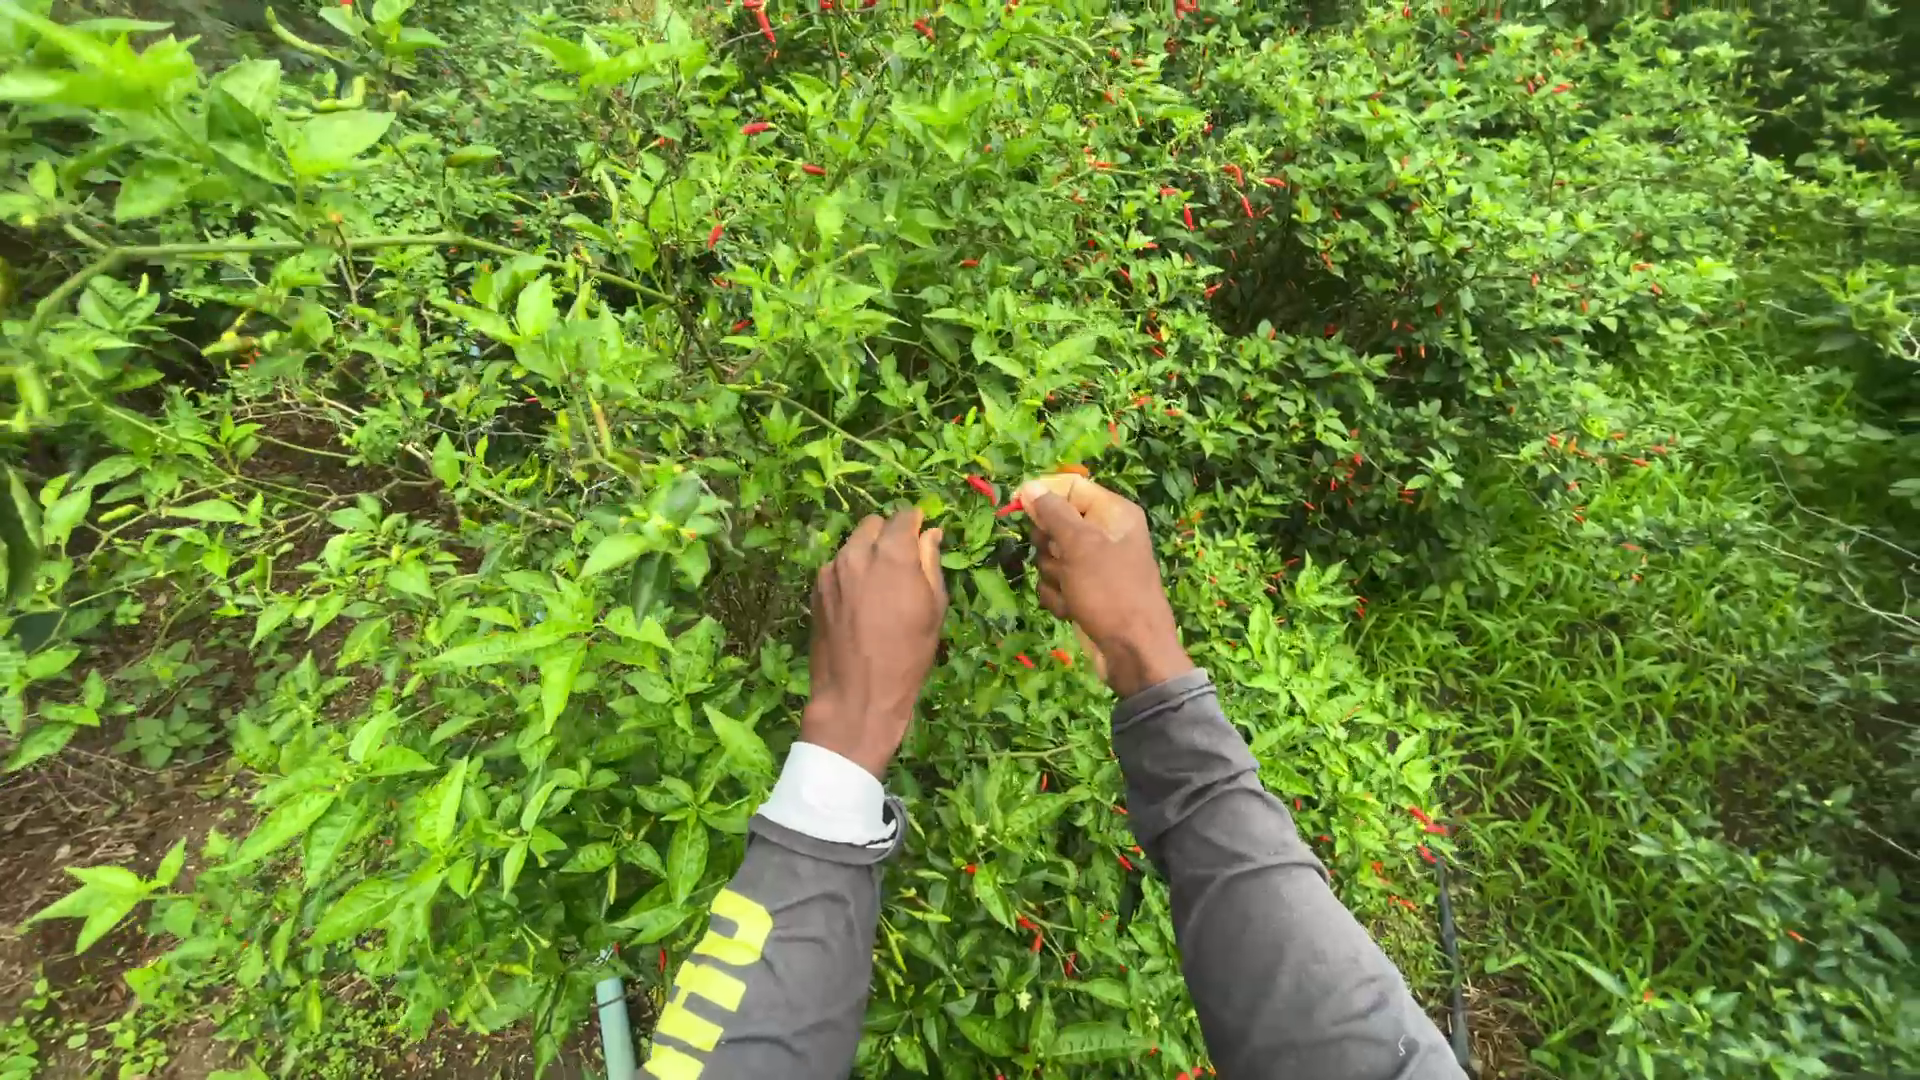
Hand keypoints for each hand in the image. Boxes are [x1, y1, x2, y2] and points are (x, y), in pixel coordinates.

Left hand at [802, 509, 947, 776]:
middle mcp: (857, 553)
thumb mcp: (933, 609)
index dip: (916, 522)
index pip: (904, 516)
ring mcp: (832, 570)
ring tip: (879, 585)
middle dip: (889, 535)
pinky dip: (850, 571)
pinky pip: (837, 566)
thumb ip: (930, 563)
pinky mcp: (816, 589)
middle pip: (874, 525)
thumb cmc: (907, 655)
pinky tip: (859, 601)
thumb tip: (930, 535)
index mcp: (892, 554)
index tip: (922, 535)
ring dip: (868, 552)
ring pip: (853, 544)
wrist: (857, 694)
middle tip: (902, 563)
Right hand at [1015, 475, 1193, 698]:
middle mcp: (1104, 535)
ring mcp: (1092, 566)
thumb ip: (1053, 513)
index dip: (1043, 494)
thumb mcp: (1080, 546)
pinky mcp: (1083, 592)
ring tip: (1073, 591)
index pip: (1071, 487)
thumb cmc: (1111, 591)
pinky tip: (1073, 610)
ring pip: (1049, 557)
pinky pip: (1054, 583)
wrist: (1133, 651)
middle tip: (1062, 558)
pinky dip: (1058, 597)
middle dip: (1049, 546)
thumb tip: (1029, 487)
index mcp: (1113, 513)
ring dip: (1053, 576)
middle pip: (1055, 523)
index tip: (1016, 504)